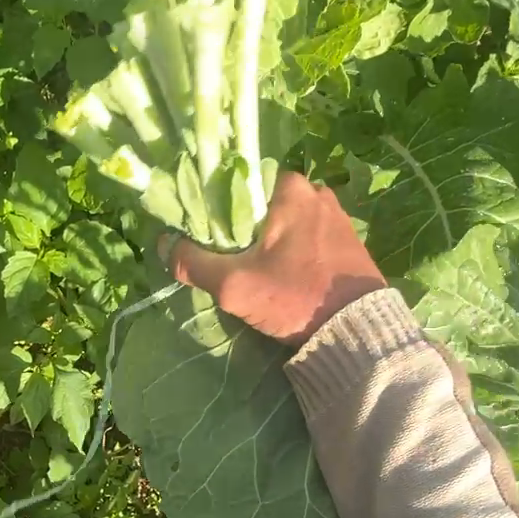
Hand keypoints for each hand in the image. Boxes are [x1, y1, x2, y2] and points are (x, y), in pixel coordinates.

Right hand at [162, 171, 387, 345]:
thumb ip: (194, 263)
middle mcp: (317, 192)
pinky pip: (307, 239)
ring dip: (269, 244)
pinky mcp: (348, 242)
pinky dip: (291, 254)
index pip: (240, 185)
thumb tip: (163, 245)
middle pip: (262, 206)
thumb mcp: (234, 285)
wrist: (355, 332)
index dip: (218, 210)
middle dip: (244, 231)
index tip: (208, 237)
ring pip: (285, 223)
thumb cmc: (293, 298)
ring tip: (255, 273)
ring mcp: (337, 216)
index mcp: (290, 188)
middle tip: (229, 260)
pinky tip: (284, 277)